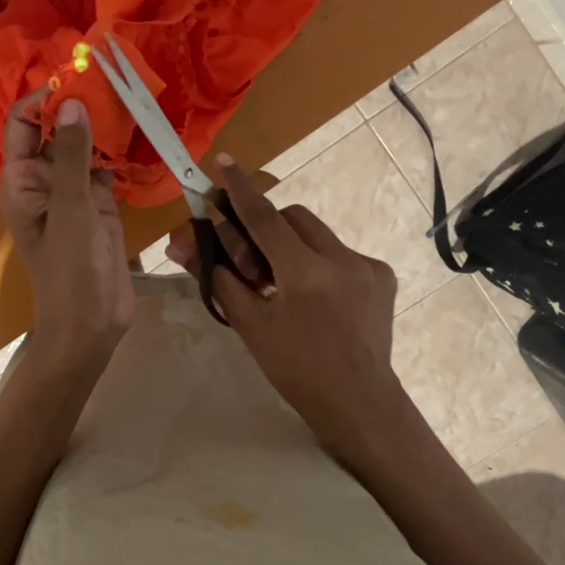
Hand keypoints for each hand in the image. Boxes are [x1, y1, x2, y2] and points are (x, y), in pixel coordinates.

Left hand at [0, 89, 135, 359]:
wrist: (91, 323)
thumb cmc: (69, 269)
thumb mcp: (69, 209)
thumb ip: (70, 157)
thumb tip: (72, 104)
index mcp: (20, 179)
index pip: (21, 123)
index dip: (43, 98)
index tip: (76, 77)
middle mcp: (43, 179)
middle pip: (53, 129)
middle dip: (76, 105)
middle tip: (112, 77)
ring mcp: (72, 191)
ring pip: (82, 146)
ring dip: (101, 124)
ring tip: (130, 93)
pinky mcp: (99, 204)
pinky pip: (105, 166)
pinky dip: (118, 150)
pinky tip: (139, 128)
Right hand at [166, 156, 398, 421]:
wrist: (358, 402)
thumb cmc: (295, 369)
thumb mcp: (250, 325)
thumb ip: (220, 278)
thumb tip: (183, 247)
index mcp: (304, 273)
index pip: (265, 217)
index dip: (241, 189)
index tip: (225, 162)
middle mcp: (340, 259)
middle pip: (291, 218)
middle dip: (266, 227)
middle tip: (248, 259)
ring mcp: (366, 265)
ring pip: (316, 232)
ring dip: (291, 244)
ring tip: (281, 281)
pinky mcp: (381, 275)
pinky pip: (339, 252)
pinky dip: (318, 262)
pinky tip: (313, 295)